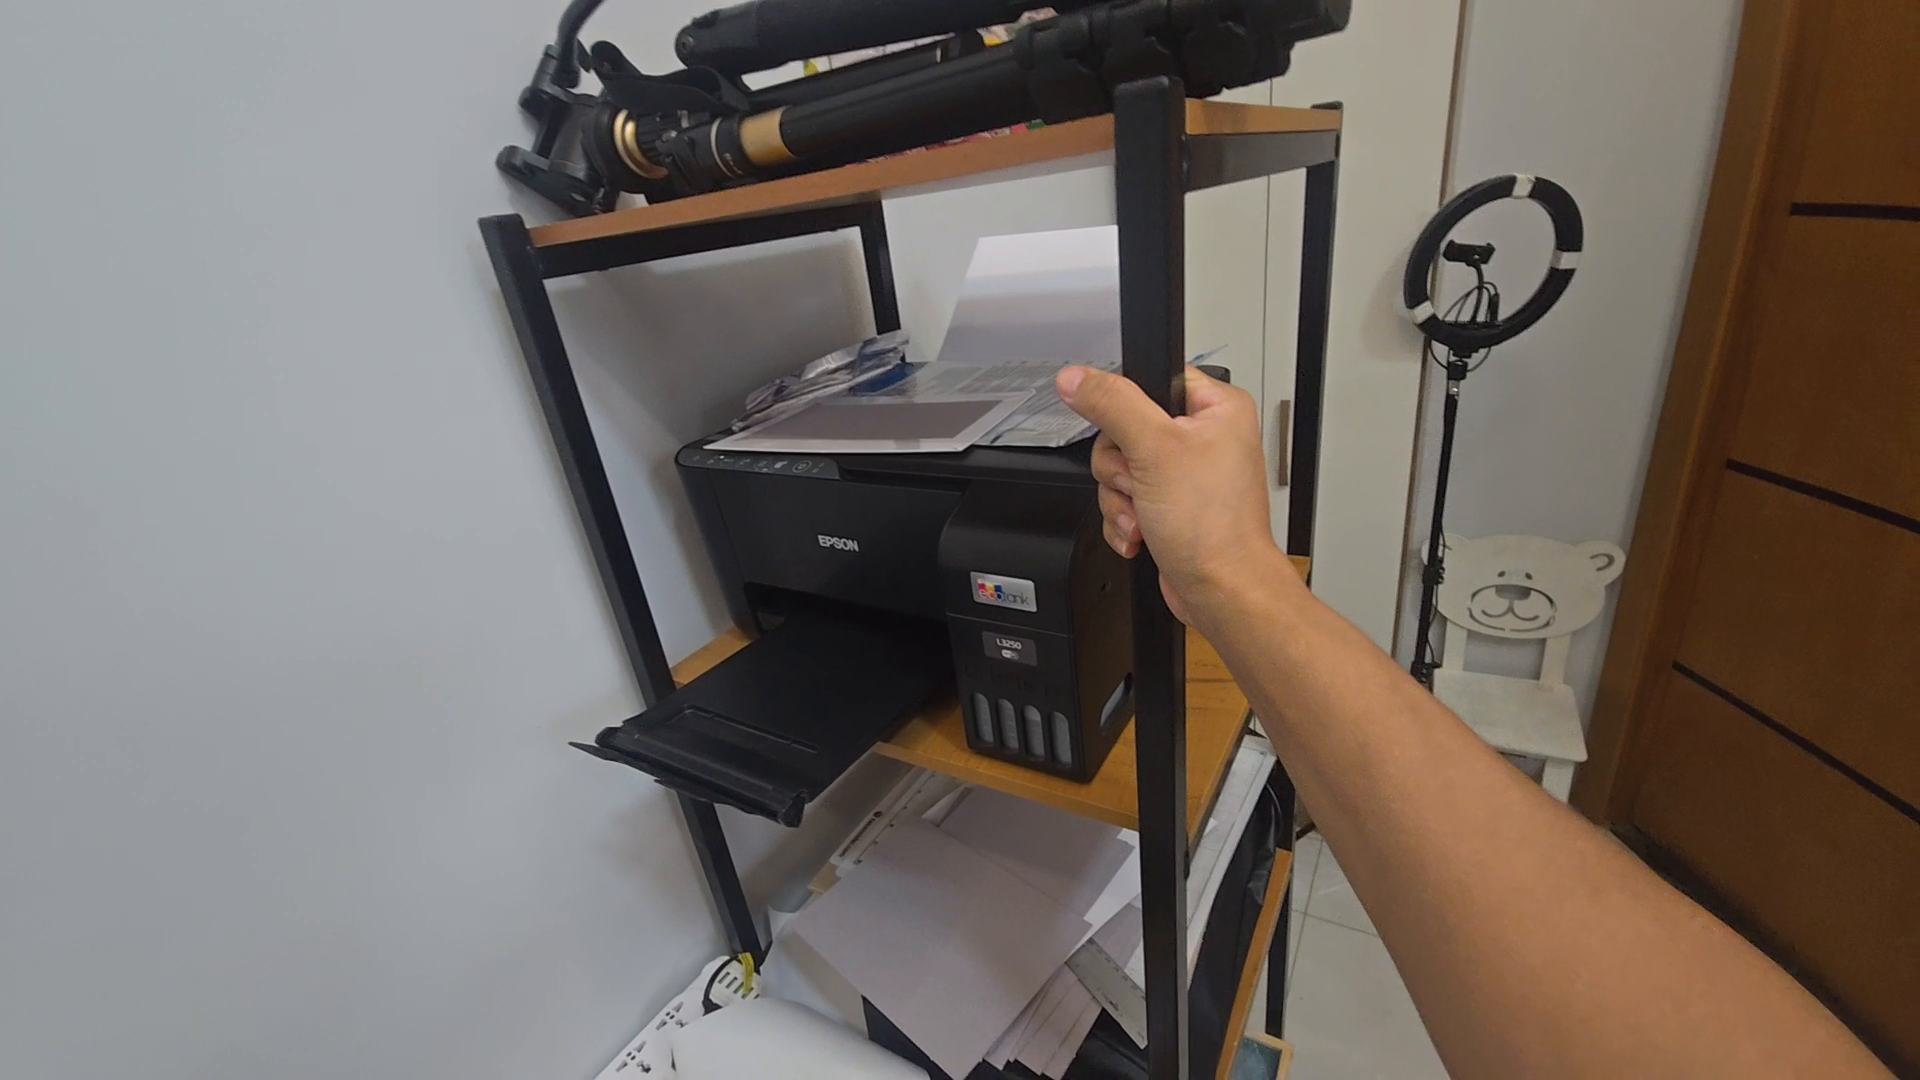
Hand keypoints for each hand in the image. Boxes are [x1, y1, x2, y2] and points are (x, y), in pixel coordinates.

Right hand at [1056, 365, 1283, 624]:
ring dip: (1120, 499)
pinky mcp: (1169, 505)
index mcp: (1215, 409)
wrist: (1219, 589)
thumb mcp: (1154, 449)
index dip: (1126, 409)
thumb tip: (1076, 378)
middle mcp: (1202, 438)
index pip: (1150, 381)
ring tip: (1144, 515)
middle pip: (1123, 429)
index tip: (1127, 435)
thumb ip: (1112, 405)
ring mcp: (1184, 475)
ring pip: (1119, 468)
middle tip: (1140, 482)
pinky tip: (1142, 532)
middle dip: (1120, 468)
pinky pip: (1124, 498)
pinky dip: (1125, 519)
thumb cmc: (1213, 527)